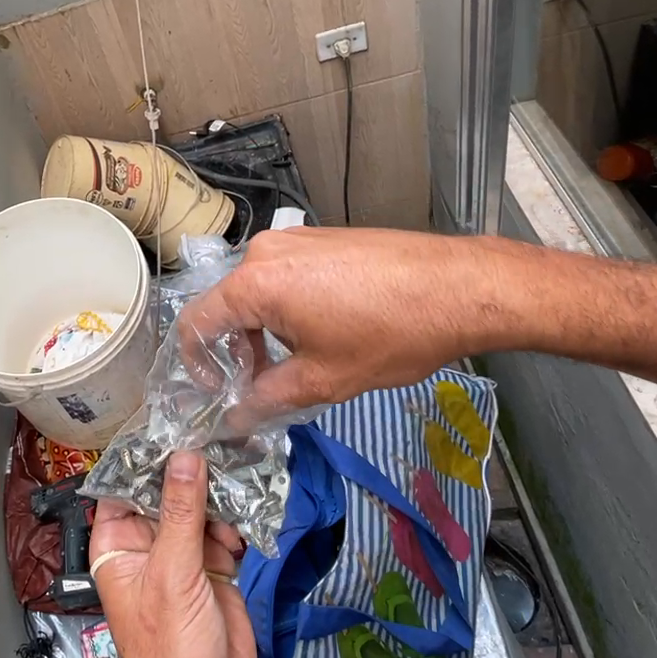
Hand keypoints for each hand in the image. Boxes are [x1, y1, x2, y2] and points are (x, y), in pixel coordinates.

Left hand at [90, 451, 254, 657]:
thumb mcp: (173, 578)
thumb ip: (181, 515)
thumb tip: (184, 459)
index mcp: (117, 544)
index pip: (124, 484)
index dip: (145, 455)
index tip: (170, 422)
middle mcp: (146, 544)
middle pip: (165, 490)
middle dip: (190, 471)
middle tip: (214, 439)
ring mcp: (180, 555)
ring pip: (197, 506)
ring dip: (217, 497)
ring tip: (235, 482)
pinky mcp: (212, 568)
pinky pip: (222, 530)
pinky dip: (235, 523)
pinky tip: (241, 525)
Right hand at [179, 227, 517, 413]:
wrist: (460, 286)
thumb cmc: (391, 333)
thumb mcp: (323, 379)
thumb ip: (266, 399)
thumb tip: (235, 419)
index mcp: (254, 283)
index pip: (196, 322)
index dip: (196, 364)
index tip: (218, 392)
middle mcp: (264, 252)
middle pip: (227, 307)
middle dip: (238, 351)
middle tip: (264, 386)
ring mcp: (293, 240)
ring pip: (256, 293)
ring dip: (263, 332)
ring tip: (299, 362)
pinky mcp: (318, 238)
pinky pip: (282, 277)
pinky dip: (286, 308)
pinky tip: (322, 331)